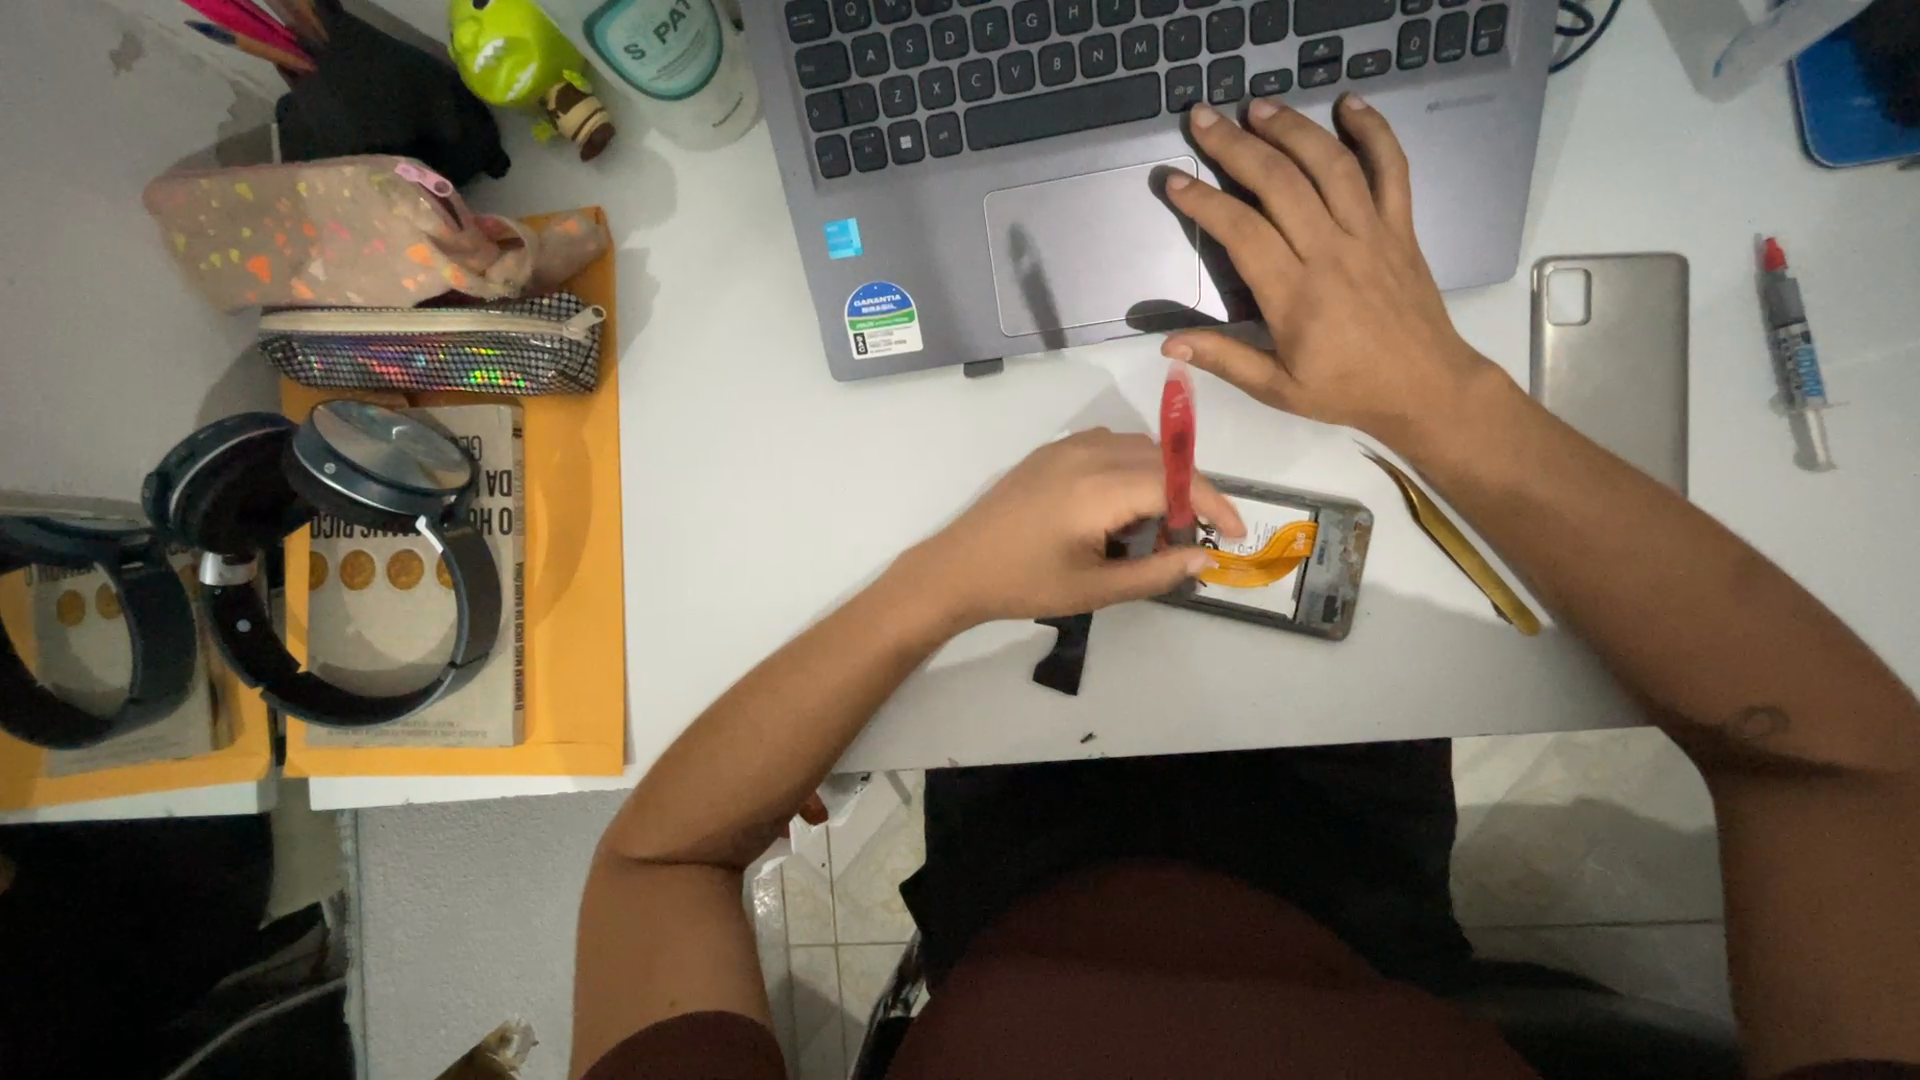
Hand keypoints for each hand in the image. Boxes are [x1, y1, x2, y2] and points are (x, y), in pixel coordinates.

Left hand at [896, 430, 1244, 625]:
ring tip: (1156, 525)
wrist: (956, 568)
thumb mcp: (1095, 589)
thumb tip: (1205, 558)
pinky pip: (1107, 444)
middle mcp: (1087, 454)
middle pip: (1162, 458)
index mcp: (1100, 488)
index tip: (1237, 533)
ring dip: (1160, 476)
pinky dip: (1130, 466)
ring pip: (1136, 446)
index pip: (1177, 482)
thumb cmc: (1024, 584)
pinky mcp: (1049, 451)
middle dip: (1190, 492)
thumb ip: (1157, 573)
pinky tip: (1119, 505)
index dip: (1215, 505)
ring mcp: (1065, 447)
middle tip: (1193, 536)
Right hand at [1160, 95, 1496, 444]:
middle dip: (1236, 146)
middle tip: (1204, 118)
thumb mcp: (1277, 388)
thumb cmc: (1344, 390)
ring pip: (1329, 165)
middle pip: (1280, 183)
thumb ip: (1225, 360)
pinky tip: (1350, 104)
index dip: (1204, 202)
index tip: (1175, 180)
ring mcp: (1370, 233)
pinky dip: (1374, 131)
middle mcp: (1331, 252)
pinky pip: (1391, 168)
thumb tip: (1169, 345)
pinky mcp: (1400, 227)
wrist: (1425, 386)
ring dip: (1292, 128)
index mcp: (1295, 295)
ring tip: (1258, 105)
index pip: (1242, 231)